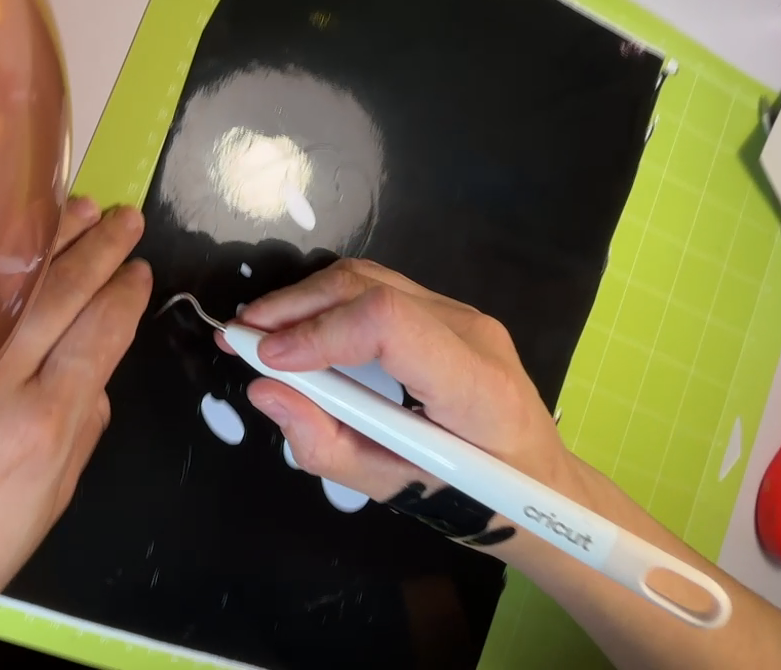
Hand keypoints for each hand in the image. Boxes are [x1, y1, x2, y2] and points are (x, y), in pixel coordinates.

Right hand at [232, 259, 780, 668]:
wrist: (544, 486)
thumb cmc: (477, 503)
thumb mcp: (396, 491)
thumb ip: (327, 445)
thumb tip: (265, 391)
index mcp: (477, 388)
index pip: (389, 323)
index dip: (319, 331)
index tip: (266, 358)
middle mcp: (472, 332)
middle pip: (368, 287)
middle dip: (292, 306)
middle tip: (236, 336)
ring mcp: (460, 313)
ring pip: (364, 277)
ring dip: (300, 299)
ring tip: (256, 330)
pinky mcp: (442, 309)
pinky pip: (371, 288)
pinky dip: (321, 302)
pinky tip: (294, 326)